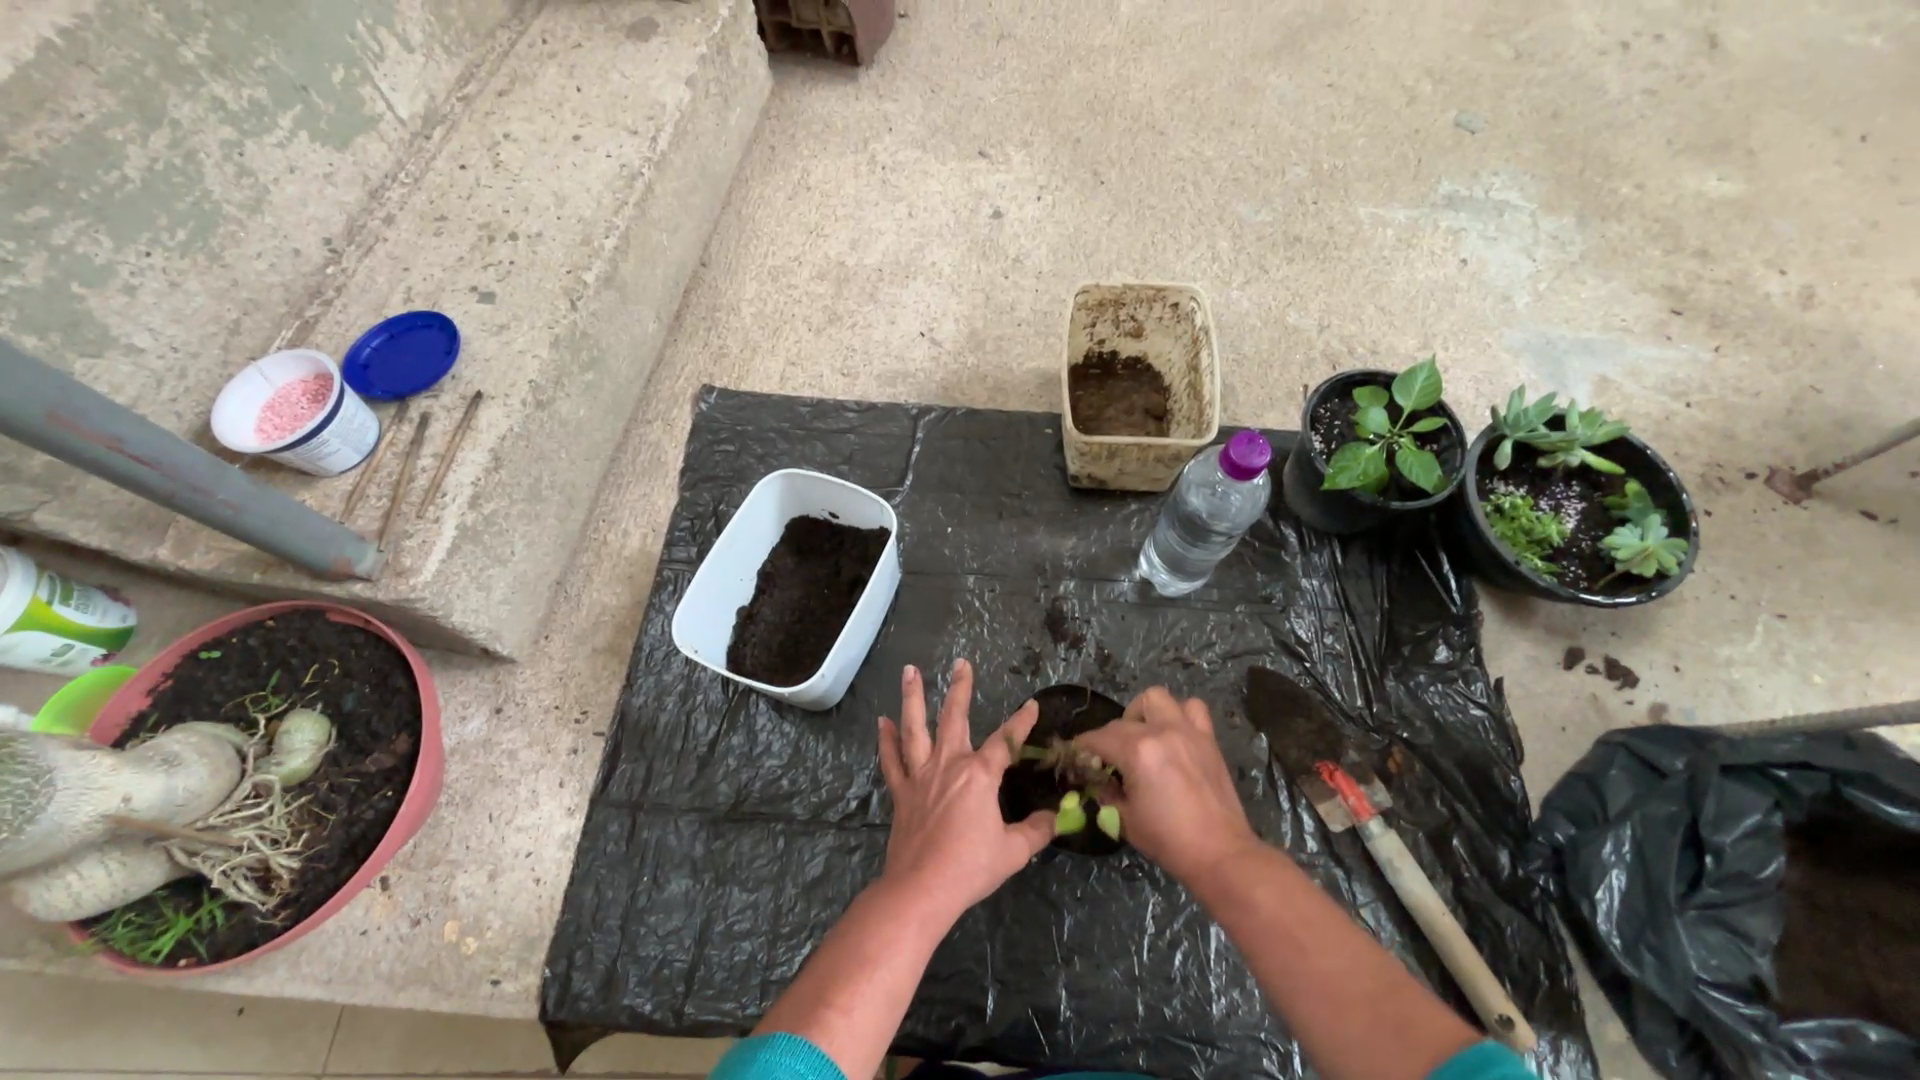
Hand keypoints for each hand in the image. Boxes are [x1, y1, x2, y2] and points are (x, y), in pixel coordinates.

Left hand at [877, 659, 1055, 922]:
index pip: (1006, 741)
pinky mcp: (902, 792)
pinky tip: (882, 721)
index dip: (1021, 722)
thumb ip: (1036, 830)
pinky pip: (892, 760)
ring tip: (910, 670)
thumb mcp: (1013, 851)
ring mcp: (921, 776)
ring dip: (913, 697)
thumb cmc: (970, 868)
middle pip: (954, 718)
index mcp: (980, 775)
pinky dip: (886, 740)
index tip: (1031, 704)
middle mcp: (949, 765)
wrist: (920, 888)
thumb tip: (1055, 818)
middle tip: (961, 663)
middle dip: (960, 689)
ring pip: (915, 728)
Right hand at [1076, 687, 1262, 886]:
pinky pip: (1192, 708)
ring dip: (1142, 712)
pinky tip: (1173, 734)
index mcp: (1137, 752)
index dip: (1082, 747)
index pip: (1098, 738)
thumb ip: (1105, 793)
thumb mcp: (1124, 819)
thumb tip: (1095, 781)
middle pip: (1122, 720)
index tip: (1075, 755)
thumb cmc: (1168, 839)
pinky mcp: (1207, 738)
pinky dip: (1179, 714)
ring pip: (1157, 698)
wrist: (1219, 852)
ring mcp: (1187, 731)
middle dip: (1108, 737)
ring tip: (1141, 735)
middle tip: (1108, 758)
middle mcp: (1161, 732)